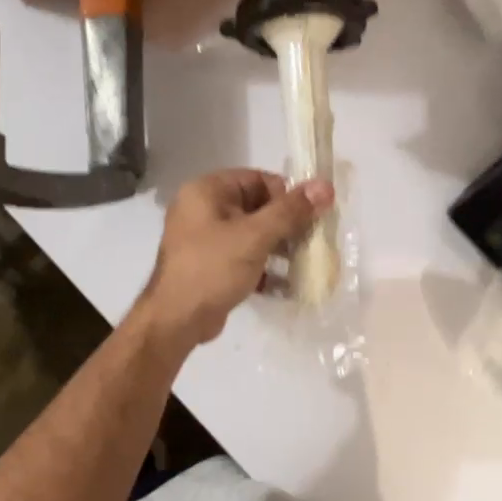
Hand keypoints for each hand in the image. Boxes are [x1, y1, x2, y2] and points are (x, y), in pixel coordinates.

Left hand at [135, 169, 334, 348]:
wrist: (176, 320)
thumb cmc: (213, 268)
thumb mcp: (255, 236)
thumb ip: (291, 211)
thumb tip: (325, 186)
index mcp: (207, 190)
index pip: (258, 179)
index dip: (286, 196)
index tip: (310, 218)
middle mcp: (202, 209)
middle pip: (257, 207)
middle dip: (286, 226)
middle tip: (312, 242)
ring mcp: (204, 239)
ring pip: (251, 235)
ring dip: (279, 249)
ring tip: (305, 264)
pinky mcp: (209, 266)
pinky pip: (243, 257)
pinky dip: (263, 268)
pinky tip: (287, 285)